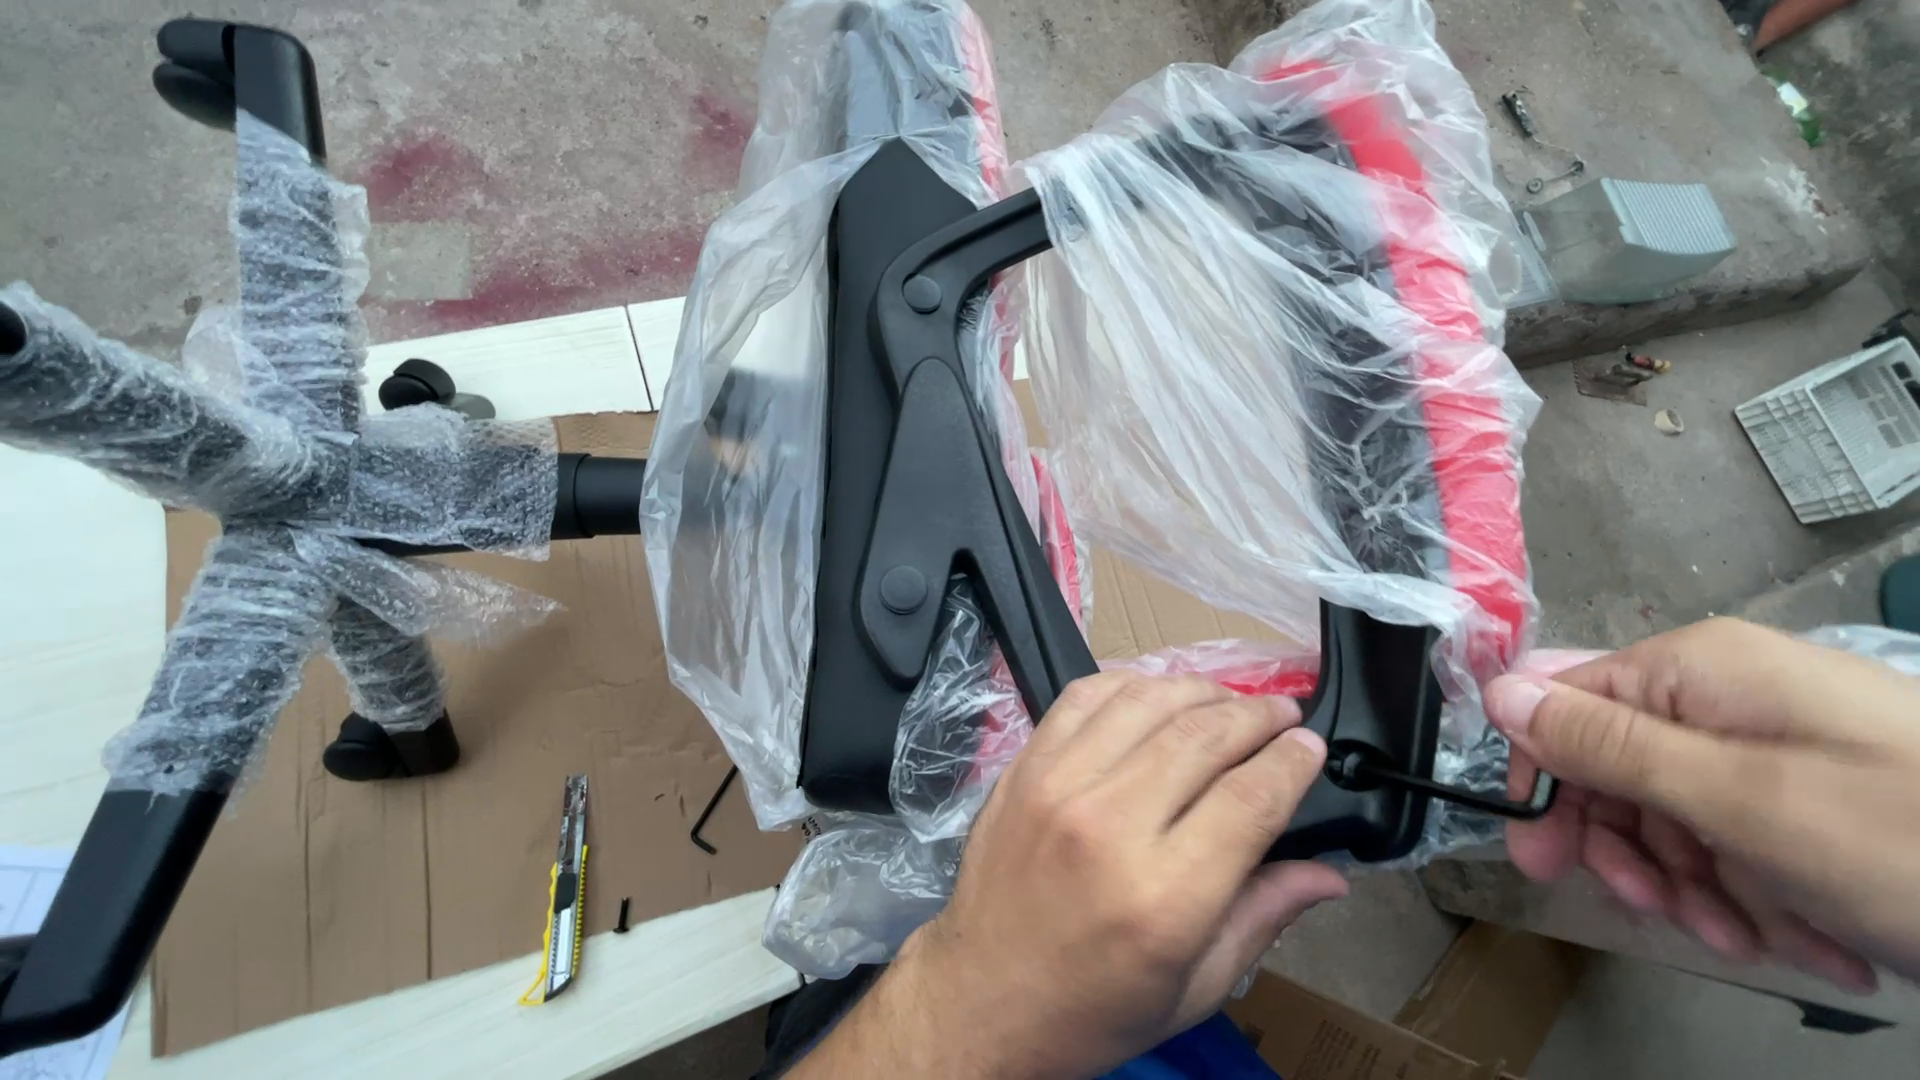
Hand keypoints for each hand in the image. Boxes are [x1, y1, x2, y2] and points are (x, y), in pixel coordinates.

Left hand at [792, 672, 1345, 1078]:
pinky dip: (1129, 684)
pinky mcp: (1024, 766)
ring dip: (1199, 690)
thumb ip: (1263, 916)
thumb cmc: (1093, 1007)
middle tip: (1282, 712)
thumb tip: (1331, 872)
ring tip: (1228, 699)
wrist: (982, 995)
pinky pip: (1084, 697)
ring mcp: (1058, 784)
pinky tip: (1155, 695)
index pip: (1249, 798)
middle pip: (1202, 736)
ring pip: (1146, 702)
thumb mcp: (1194, 987)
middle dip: (1256, 714)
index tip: (1311, 745)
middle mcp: (1109, 824)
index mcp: (1163, 895)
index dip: (1292, 761)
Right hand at [1487, 617, 1919, 991]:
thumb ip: (1607, 742)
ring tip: (1746, 941)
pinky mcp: (1812, 792)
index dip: (1542, 778)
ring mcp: (1774, 743)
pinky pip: (1736, 835)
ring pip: (1673, 810)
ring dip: (1695, 883)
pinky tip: (1800, 938)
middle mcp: (1724, 694)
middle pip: (1615, 762)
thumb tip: (1496, 691)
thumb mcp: (1743, 799)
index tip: (1540, 854)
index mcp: (1696, 671)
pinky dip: (1753, 894)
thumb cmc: (1917, 842)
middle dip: (1628, 845)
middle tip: (1650, 909)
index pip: (1562, 702)